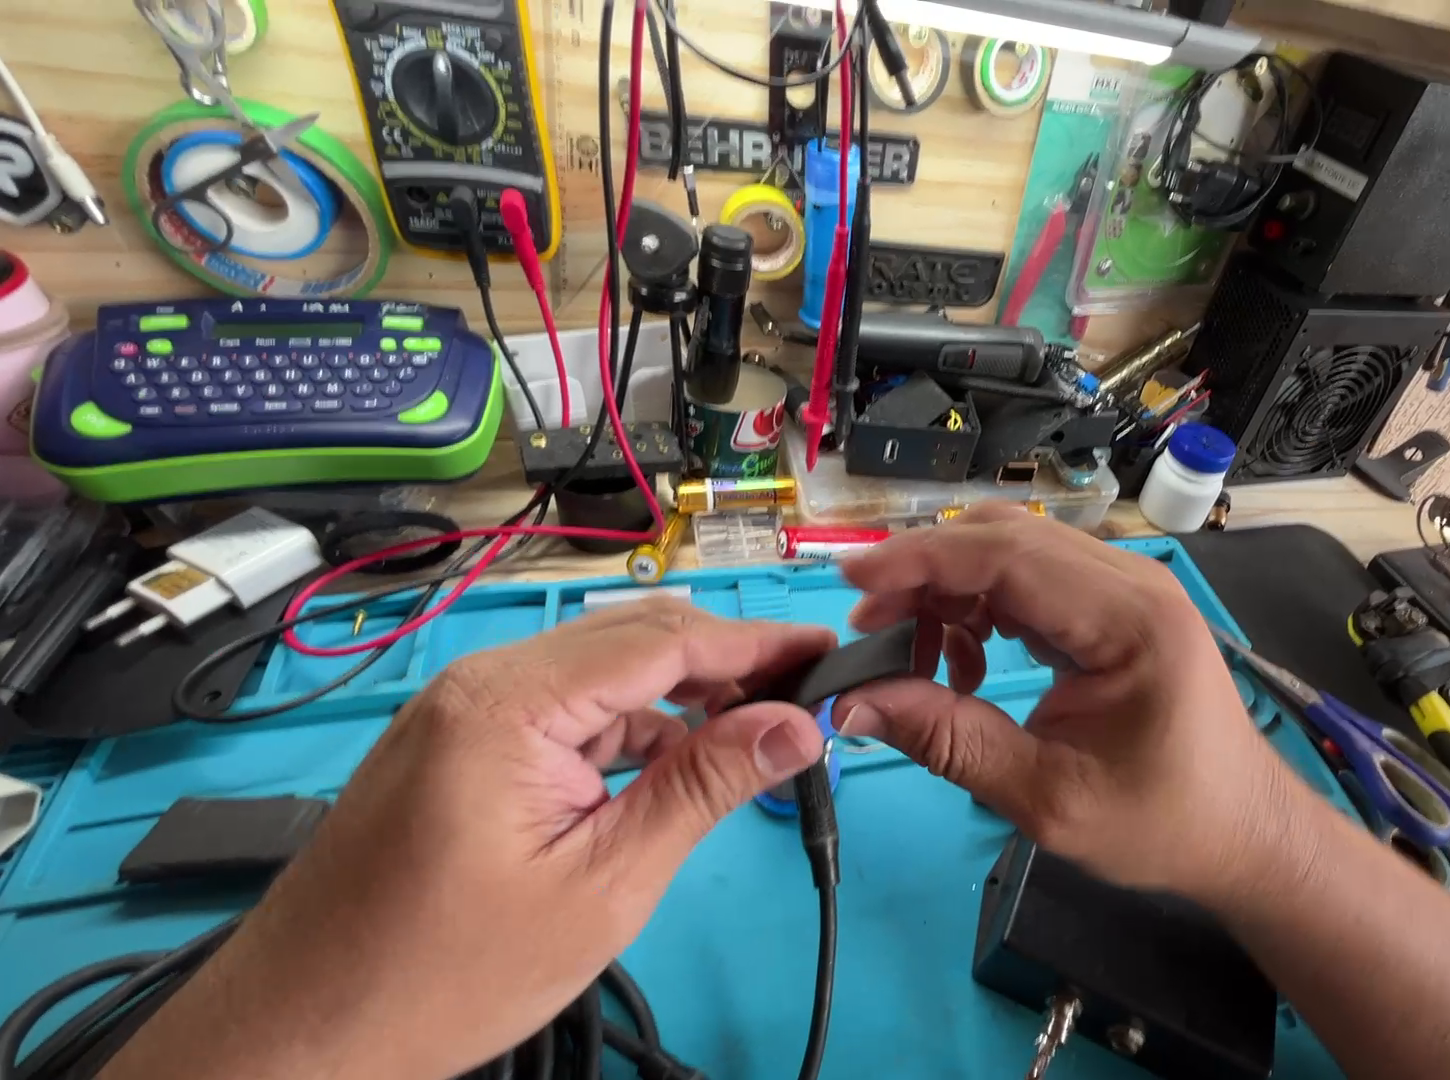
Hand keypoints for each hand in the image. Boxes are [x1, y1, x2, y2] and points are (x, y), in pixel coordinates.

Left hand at [102, 600, 834, 1079]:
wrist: (289, 1048)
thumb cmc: (451, 974)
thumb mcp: (606, 882)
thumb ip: (706, 787)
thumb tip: (798, 726)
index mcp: (514, 701)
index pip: (666, 639)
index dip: (757, 641)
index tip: (825, 649)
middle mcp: (490, 678)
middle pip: (639, 637)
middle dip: (729, 659)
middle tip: (803, 690)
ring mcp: (473, 704)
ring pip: (610, 667)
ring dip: (686, 690)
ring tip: (756, 722)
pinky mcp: (469, 735)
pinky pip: (576, 705)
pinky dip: (638, 723)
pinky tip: (677, 757)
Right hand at [831, 502, 1312, 907]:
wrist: (1242, 831)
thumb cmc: (1161, 822)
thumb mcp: (1046, 798)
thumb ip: (947, 740)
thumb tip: (851, 703)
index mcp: (1128, 618)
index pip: (1008, 555)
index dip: (921, 559)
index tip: (852, 581)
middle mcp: (1130, 580)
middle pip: (1005, 539)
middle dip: (925, 573)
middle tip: (870, 630)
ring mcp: (1124, 585)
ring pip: (1012, 550)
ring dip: (949, 590)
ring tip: (913, 655)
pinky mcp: (1111, 602)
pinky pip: (1029, 578)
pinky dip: (980, 606)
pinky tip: (966, 661)